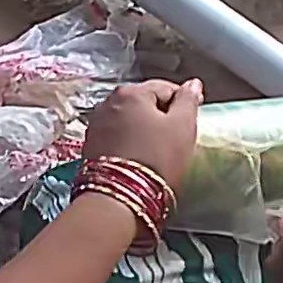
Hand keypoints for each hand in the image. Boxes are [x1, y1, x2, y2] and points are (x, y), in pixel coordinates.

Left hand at [81, 79, 203, 188]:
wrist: (120, 199)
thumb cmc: (158, 158)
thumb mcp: (182, 127)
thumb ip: (188, 101)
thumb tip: (193, 83)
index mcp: (132, 92)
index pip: (166, 87)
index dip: (183, 102)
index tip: (191, 120)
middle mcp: (109, 102)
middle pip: (144, 101)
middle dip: (161, 114)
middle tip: (176, 135)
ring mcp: (96, 124)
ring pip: (129, 119)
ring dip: (143, 127)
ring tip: (157, 147)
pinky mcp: (90, 145)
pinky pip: (116, 135)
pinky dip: (129, 140)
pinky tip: (139, 155)